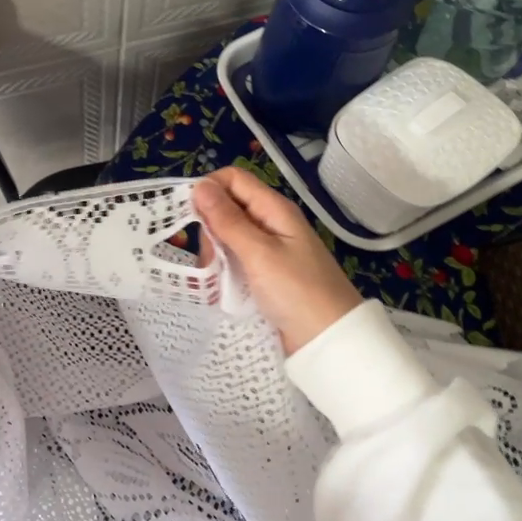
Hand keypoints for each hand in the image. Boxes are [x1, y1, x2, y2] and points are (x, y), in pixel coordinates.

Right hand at [192, 167, 360, 353]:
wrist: (330, 341)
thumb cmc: (298, 291)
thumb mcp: (259, 253)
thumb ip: (228, 219)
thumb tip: (199, 185)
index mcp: (274, 209)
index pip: (233, 179)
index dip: (209, 189)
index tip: (191, 216)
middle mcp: (271, 223)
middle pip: (227, 207)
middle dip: (209, 226)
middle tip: (210, 257)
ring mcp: (268, 249)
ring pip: (227, 235)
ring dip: (215, 251)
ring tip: (215, 277)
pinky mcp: (265, 273)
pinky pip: (235, 259)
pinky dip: (224, 268)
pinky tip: (221, 286)